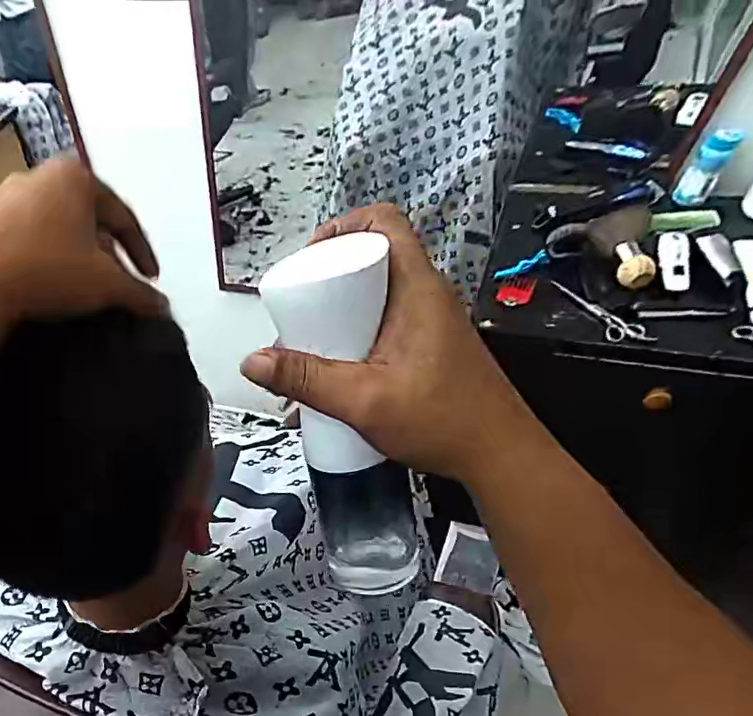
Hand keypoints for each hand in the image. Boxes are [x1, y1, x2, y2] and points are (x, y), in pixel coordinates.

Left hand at [0, 156, 166, 323]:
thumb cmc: (44, 270)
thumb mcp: (106, 285)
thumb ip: (140, 295)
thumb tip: (161, 307)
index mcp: (77, 179)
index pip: (125, 217)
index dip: (142, 252)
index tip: (150, 278)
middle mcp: (41, 178)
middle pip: (90, 220)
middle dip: (108, 254)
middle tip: (118, 284)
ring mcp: (7, 197)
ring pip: (58, 230)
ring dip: (76, 259)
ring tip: (84, 290)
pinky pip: (28, 242)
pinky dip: (45, 262)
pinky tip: (47, 288)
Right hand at [239, 204, 535, 484]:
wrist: (496, 455)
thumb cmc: (448, 421)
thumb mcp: (364, 399)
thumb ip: (306, 380)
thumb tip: (256, 362)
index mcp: (416, 290)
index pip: (382, 223)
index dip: (341, 229)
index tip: (309, 258)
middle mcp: (423, 299)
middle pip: (367, 267)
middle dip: (325, 290)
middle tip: (299, 319)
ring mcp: (425, 326)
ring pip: (370, 306)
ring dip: (335, 326)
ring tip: (308, 360)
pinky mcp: (423, 352)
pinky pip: (378, 334)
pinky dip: (351, 349)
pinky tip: (332, 387)